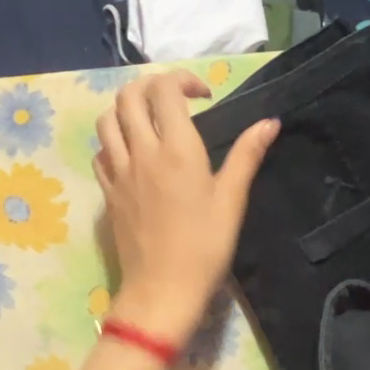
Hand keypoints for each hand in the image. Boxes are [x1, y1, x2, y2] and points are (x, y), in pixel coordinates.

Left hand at [94, 70, 278, 343]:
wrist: (162, 289)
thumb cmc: (204, 247)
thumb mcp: (232, 201)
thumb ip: (246, 156)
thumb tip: (269, 123)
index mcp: (176, 149)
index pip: (165, 90)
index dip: (183, 80)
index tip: (203, 98)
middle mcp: (141, 152)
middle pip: (128, 96)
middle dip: (151, 87)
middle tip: (173, 101)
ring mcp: (119, 172)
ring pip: (107, 120)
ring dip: (126, 109)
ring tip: (149, 121)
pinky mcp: (107, 193)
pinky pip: (100, 152)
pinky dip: (112, 141)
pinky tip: (131, 153)